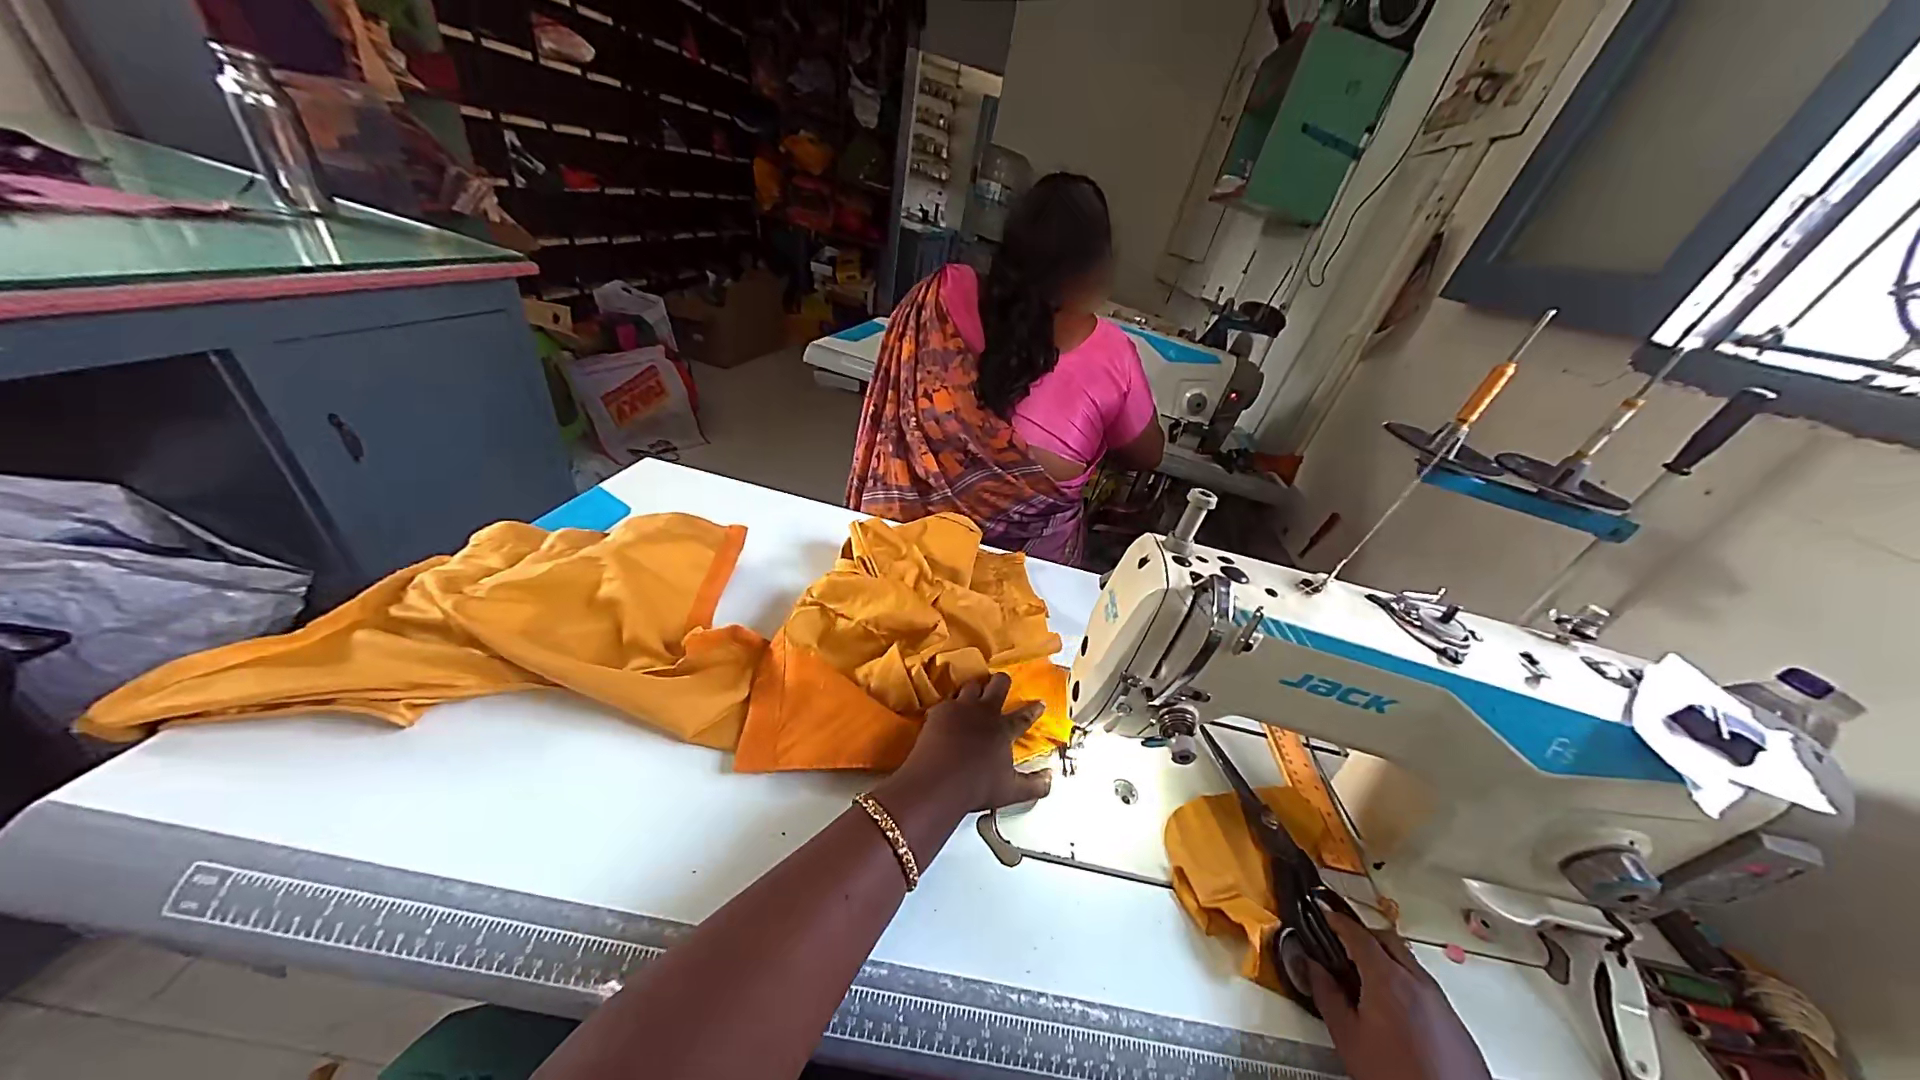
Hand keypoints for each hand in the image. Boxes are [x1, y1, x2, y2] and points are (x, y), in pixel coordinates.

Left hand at [884, 673, 1052, 814]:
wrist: (938, 781)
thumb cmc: (976, 786)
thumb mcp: (1011, 791)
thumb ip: (1034, 785)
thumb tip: (1050, 779)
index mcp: (1003, 729)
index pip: (1023, 716)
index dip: (1034, 709)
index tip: (1040, 703)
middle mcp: (984, 712)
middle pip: (998, 685)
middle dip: (1002, 681)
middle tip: (1003, 680)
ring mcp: (960, 708)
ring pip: (972, 685)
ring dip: (975, 687)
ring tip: (976, 689)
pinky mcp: (939, 711)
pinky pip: (946, 701)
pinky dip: (949, 706)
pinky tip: (946, 710)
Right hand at [1306, 912, 1492, 1079]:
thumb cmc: (1398, 1077)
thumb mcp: (1348, 1036)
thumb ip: (1326, 993)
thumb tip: (1311, 967)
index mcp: (1387, 979)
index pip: (1358, 934)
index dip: (1337, 920)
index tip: (1325, 914)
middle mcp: (1418, 982)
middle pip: (1387, 940)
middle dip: (1363, 935)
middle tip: (1342, 944)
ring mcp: (1441, 1002)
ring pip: (1408, 963)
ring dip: (1386, 959)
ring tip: (1366, 979)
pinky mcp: (1456, 1022)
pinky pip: (1425, 986)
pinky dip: (1405, 982)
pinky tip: (1393, 1009)